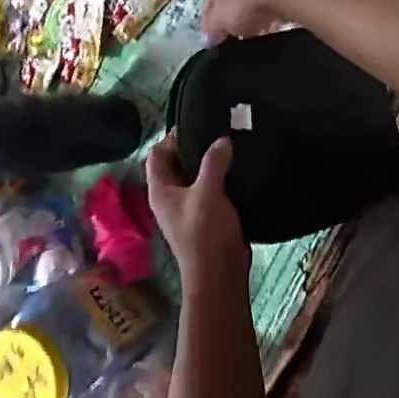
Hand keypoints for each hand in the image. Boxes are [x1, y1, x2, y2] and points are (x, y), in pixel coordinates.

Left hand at [146, 132, 247, 287]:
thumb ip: (214, 163)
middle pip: (178, 163)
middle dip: (196, 147)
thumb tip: (223, 139)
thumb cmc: (205, 233)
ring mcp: (190, 207)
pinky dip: (223, 178)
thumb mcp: (208, 193)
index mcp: (161, 190)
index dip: (172, 138)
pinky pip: (213, 189)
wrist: (220, 274)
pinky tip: (241, 168)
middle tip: (219, 129)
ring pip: (198, 176)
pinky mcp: (209, 215)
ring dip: (212, 162)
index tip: (197, 123)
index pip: (157, 155)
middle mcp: (172, 197)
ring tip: (233, 143)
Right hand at [201, 0, 288, 42]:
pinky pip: (270, 8)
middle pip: (231, 5)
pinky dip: (269, 18)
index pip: (208, 7)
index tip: (215, 41)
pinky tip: (272, 27)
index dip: (210, 26)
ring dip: (252, 20)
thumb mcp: (220, 22)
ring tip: (256, 34)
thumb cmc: (243, 5)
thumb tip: (208, 39)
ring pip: (251, 6)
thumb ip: (211, 31)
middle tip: (236, 37)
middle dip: (233, 22)